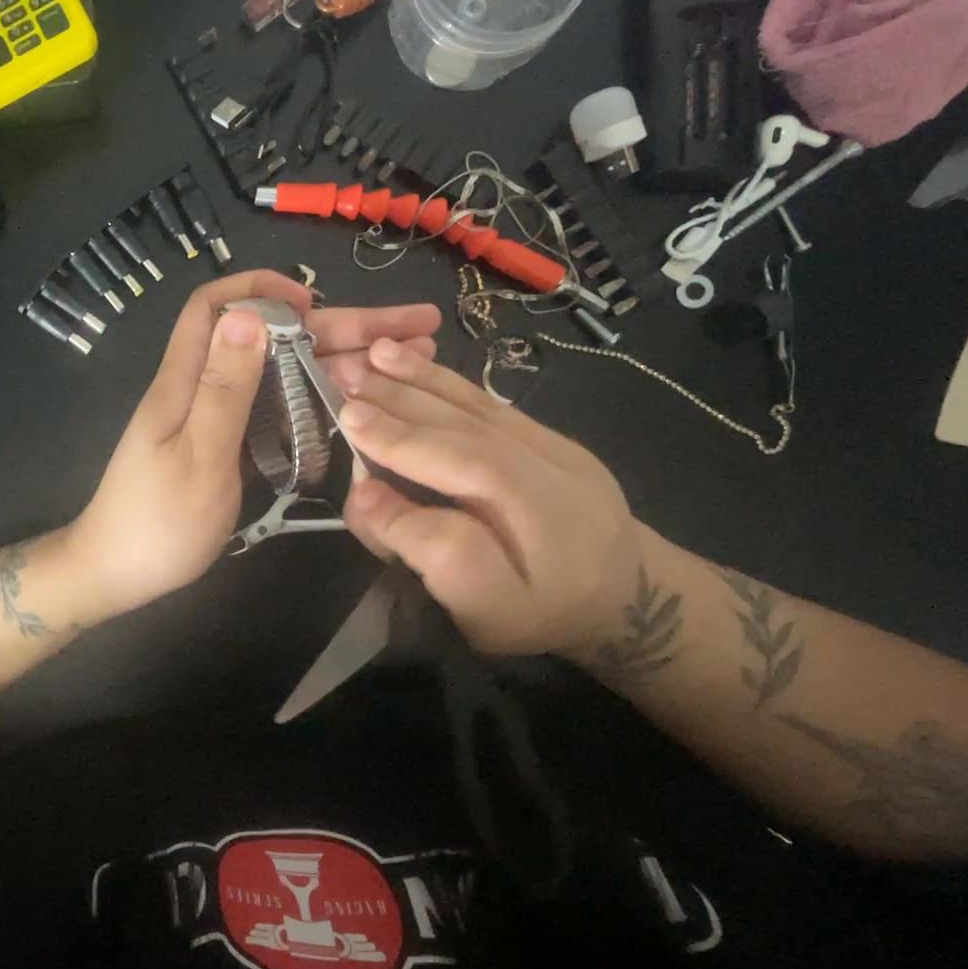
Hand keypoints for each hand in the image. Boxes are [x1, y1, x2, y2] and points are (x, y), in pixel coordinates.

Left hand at [64, 271, 441, 616]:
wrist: (117, 573)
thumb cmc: (157, 522)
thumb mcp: (198, 456)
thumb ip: (224, 389)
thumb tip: (248, 316)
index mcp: (183, 381)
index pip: (213, 307)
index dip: (261, 289)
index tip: (314, 301)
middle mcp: (199, 389)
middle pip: (268, 338)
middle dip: (337, 326)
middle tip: (418, 325)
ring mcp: (212, 419)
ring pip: (278, 372)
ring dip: (339, 360)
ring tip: (411, 359)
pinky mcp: (223, 446)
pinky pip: (274, 408)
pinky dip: (316, 398)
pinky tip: (359, 403)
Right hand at [336, 337, 641, 655]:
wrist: (625, 603)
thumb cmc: (540, 615)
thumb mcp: (486, 610)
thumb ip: (433, 552)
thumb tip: (367, 493)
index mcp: (546, 516)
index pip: (467, 466)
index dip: (404, 440)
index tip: (347, 417)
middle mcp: (557, 468)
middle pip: (470, 426)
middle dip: (402, 399)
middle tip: (342, 375)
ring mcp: (557, 448)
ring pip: (479, 407)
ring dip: (421, 378)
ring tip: (373, 354)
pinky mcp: (548, 440)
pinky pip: (489, 405)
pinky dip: (445, 382)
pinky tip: (411, 363)